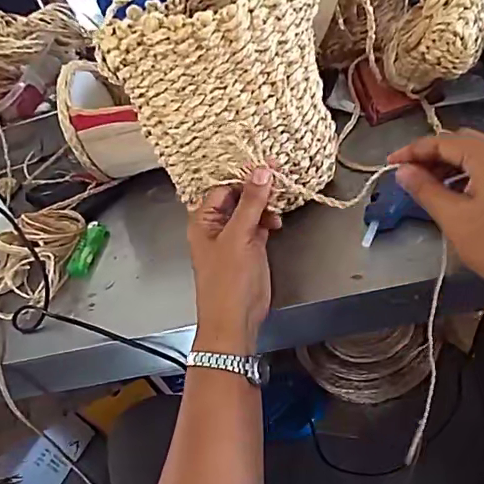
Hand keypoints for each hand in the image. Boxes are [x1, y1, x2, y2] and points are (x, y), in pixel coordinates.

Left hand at [187, 168, 280, 355]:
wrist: (236, 319)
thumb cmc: (228, 281)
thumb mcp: (239, 237)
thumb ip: (251, 203)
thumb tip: (262, 171)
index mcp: (203, 220)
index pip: (224, 186)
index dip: (244, 175)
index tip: (268, 164)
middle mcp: (217, 225)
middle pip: (238, 196)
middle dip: (257, 188)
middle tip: (280, 177)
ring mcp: (234, 237)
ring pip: (250, 210)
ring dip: (265, 205)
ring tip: (280, 205)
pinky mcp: (250, 248)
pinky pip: (259, 224)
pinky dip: (269, 220)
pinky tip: (278, 221)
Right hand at [388, 130, 483, 301]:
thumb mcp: (451, 216)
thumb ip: (424, 188)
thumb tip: (403, 171)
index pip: (446, 142)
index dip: (415, 150)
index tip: (392, 162)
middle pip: (461, 142)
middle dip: (431, 154)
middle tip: (407, 172)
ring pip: (473, 154)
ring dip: (446, 164)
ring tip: (423, 183)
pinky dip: (463, 173)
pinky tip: (447, 190)